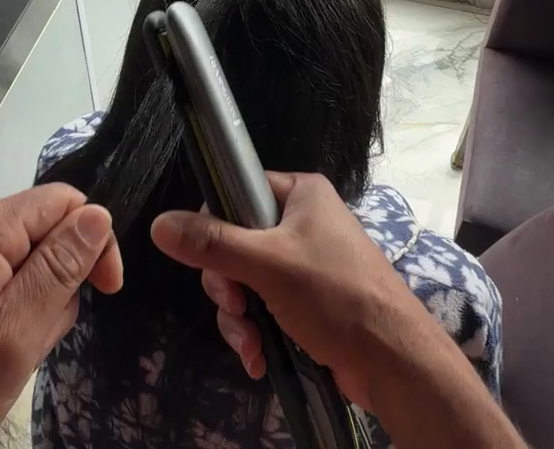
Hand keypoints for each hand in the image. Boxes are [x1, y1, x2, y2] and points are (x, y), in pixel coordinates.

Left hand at [0, 184, 122, 448]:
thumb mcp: (15, 337)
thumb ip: (59, 271)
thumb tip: (99, 214)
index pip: (64, 201)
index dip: (94, 240)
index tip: (105, 292)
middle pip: (46, 228)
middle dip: (60, 280)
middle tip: (38, 337)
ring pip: (28, 258)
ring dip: (37, 304)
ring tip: (13, 352)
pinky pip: (3, 279)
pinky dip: (14, 312)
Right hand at [152, 173, 524, 448]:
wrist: (395, 363)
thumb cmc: (336, 295)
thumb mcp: (268, 264)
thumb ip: (212, 243)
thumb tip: (158, 223)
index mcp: (299, 193)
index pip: (236, 191)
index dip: (215, 226)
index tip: (210, 261)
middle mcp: (300, 221)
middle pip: (233, 241)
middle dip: (227, 285)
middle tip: (236, 307)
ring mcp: (304, 262)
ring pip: (244, 279)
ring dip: (238, 317)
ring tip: (251, 345)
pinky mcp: (306, 299)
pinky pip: (262, 304)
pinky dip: (255, 330)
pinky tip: (258, 358)